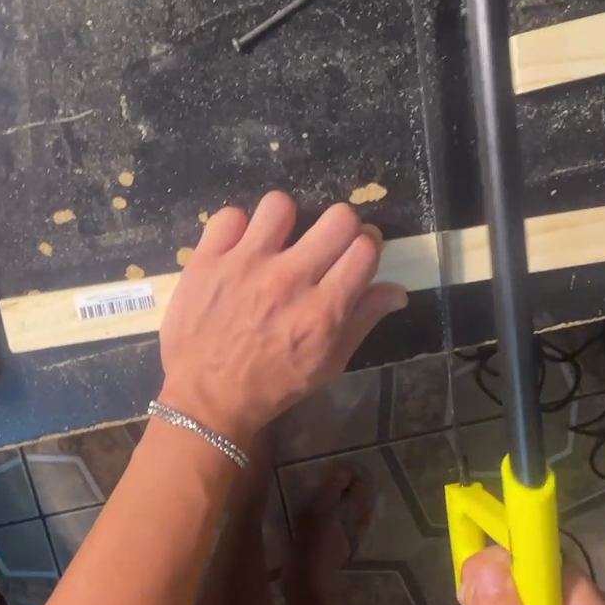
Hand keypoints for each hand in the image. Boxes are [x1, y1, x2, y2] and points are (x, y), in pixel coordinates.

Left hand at [157, 191, 408, 442]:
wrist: (207, 400)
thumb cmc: (273, 386)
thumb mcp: (327, 364)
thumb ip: (363, 321)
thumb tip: (397, 291)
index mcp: (323, 310)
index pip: (366, 249)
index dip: (366, 247)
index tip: (355, 256)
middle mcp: (288, 281)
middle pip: (338, 218)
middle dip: (340, 228)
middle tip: (323, 247)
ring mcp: (244, 266)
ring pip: (281, 204)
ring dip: (286, 221)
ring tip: (276, 243)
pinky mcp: (207, 261)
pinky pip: (230, 216)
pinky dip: (237, 230)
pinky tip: (239, 250)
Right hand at [459, 546, 604, 604]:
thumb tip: (493, 567)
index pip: (555, 569)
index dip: (514, 573)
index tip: (482, 597)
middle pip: (540, 564)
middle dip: (498, 584)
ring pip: (525, 567)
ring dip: (492, 592)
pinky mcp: (565, 602)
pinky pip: (523, 575)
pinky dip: (497, 593)